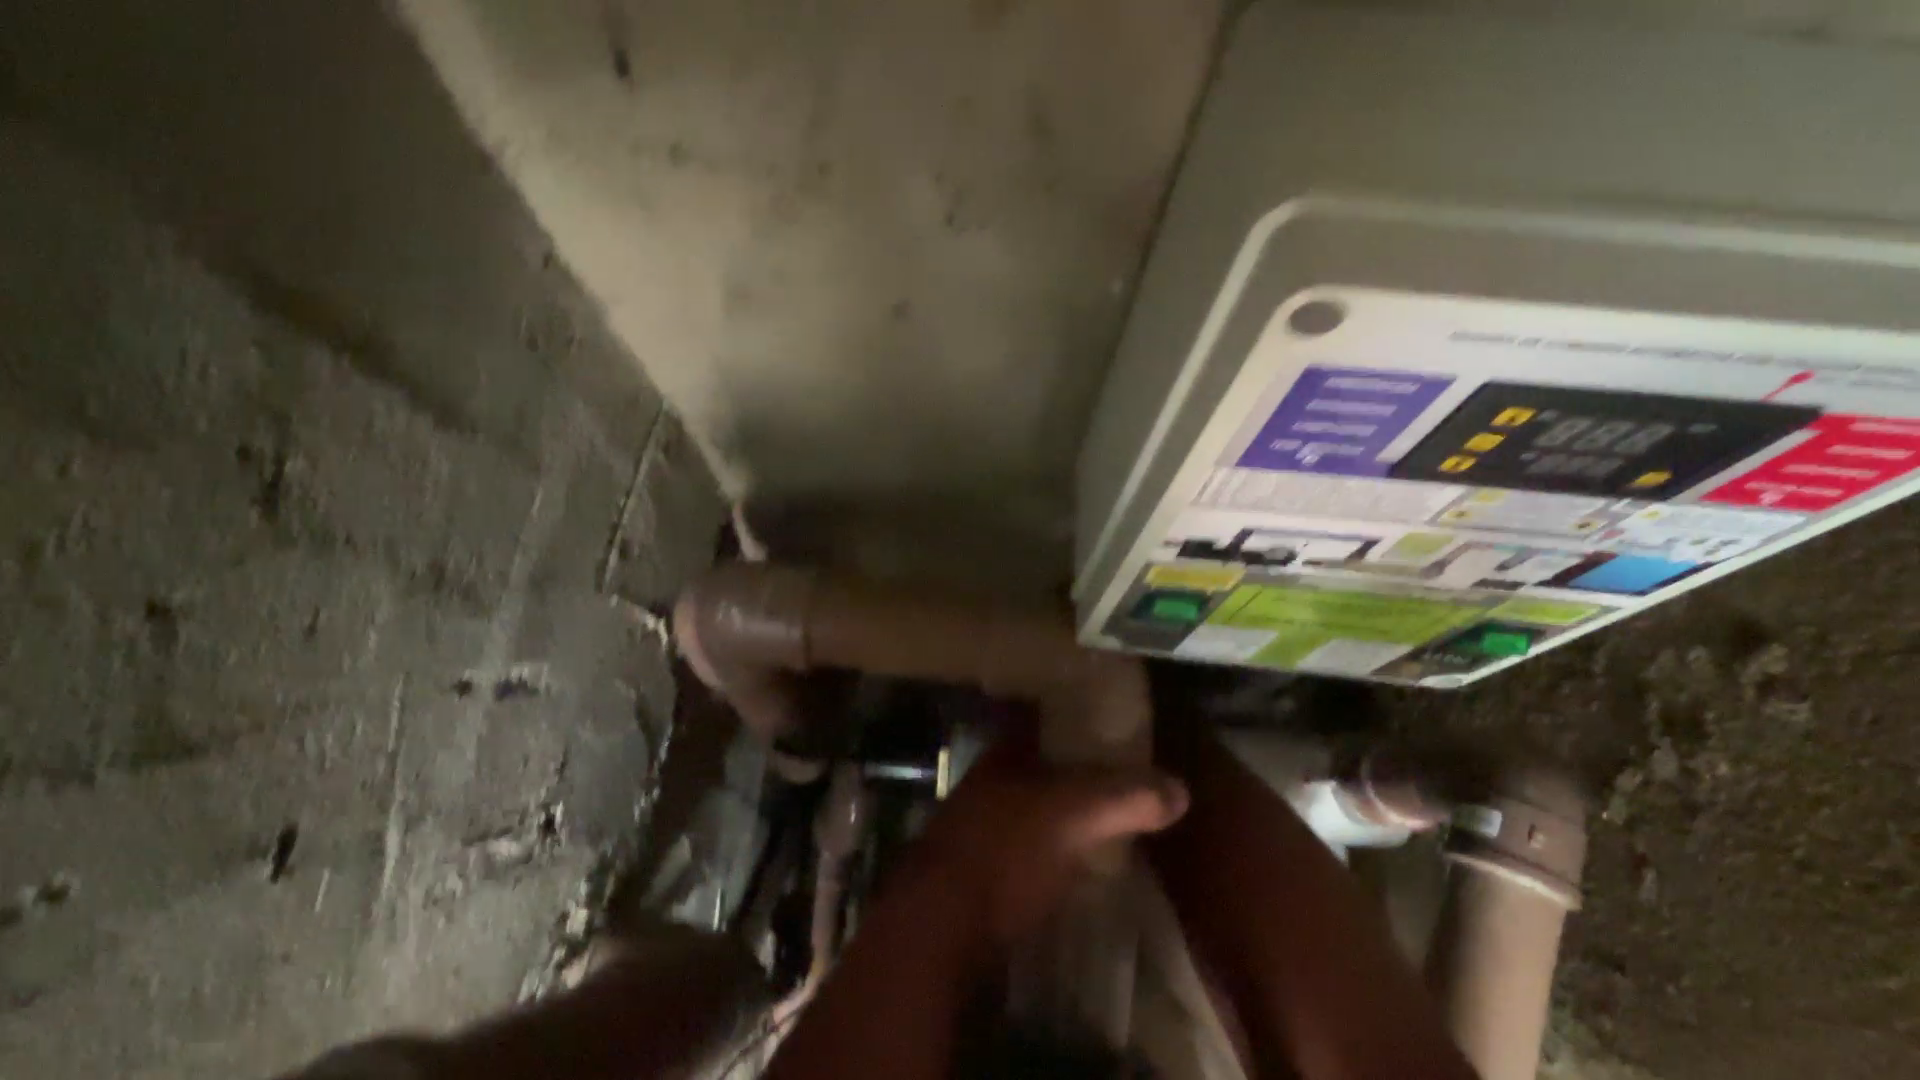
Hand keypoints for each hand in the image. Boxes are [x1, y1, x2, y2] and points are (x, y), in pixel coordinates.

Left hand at [906, 739, 1189, 951]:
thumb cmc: (1004, 851)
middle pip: (1032, 767)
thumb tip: (1181, 790)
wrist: (939, 927)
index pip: (1033, 719)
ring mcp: (974, 834)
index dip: (1065, 714)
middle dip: (1068, 770)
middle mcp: (983, 788)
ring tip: (1102, 825)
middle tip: (1116, 777)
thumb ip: (1125, 797)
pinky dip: (1046, 858)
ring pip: (1025, 813)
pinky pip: (1021, 856)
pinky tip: (1073, 872)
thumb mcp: (1074, 815)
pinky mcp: (974, 880)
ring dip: (1057, 818)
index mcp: (1001, 758)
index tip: (1101, 718)